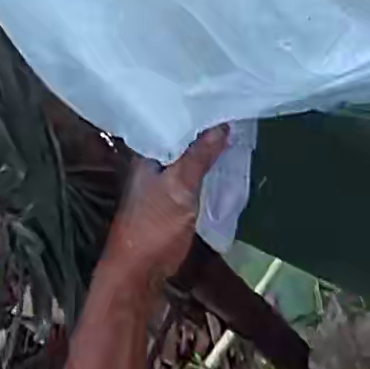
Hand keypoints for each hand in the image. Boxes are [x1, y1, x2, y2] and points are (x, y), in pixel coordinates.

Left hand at [61, 126, 231, 368]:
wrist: (137, 275)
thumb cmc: (153, 227)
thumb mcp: (180, 187)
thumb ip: (199, 156)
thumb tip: (221, 124)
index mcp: (146, 152)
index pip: (167, 118)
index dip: (189, 106)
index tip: (215, 93)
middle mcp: (150, 162)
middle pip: (178, 137)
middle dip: (201, 126)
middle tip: (230, 108)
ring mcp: (158, 182)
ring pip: (184, 156)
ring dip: (204, 147)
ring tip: (231, 129)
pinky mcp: (168, 199)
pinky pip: (189, 174)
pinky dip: (204, 167)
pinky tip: (221, 162)